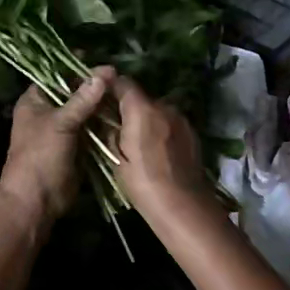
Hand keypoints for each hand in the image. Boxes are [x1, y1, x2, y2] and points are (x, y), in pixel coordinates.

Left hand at [0, 67, 112, 222]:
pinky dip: (105, 124)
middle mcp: (48, 111)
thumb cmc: (40, 155)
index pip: (56, 75)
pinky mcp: (77, 146)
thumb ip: (82, 99)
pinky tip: (124, 115)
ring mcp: (63, 129)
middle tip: (122, 78)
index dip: (76, 67)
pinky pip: (93, 130)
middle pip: (74, 93)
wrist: (37, 199)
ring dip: (103, 106)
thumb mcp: (60, 124)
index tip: (101, 60)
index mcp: (35, 100)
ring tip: (127, 93)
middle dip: (95, 87)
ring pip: (85, 111)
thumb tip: (104, 72)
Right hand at [112, 75, 211, 211]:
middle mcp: (164, 107)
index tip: (96, 93)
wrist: (183, 207)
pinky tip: (152, 147)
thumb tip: (105, 120)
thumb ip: (109, 130)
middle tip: (111, 120)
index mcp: (142, 109)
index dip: (108, 84)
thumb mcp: (115, 156)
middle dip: (125, 105)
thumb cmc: (142, 181)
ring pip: (155, 110)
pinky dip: (158, 128)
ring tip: (132, 136)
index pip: (122, 82)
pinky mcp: (192, 134)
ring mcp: (181, 120)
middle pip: (140, 96)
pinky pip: (168, 123)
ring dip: (143, 117)